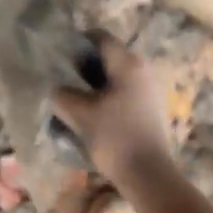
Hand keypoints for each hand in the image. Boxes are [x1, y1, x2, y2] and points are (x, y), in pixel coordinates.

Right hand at [51, 35, 173, 184]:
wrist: (149, 175)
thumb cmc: (114, 137)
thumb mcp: (77, 113)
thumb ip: (61, 94)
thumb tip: (59, 89)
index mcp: (128, 63)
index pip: (100, 37)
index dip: (78, 43)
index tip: (61, 58)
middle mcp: (144, 69)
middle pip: (109, 56)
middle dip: (85, 66)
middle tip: (66, 82)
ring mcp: (152, 89)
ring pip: (117, 76)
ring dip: (96, 84)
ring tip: (78, 101)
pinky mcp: (154, 108)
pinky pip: (126, 91)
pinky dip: (109, 97)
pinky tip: (96, 116)